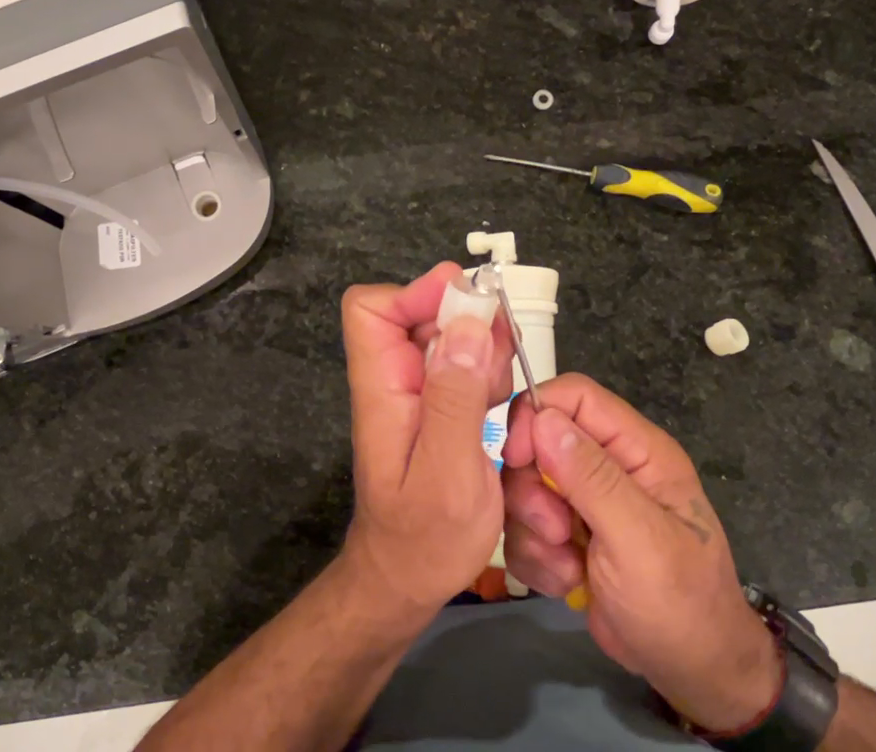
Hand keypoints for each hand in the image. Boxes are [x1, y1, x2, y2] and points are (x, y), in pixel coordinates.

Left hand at [338, 263, 514, 616]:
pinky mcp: (439, 410)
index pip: (372, 309)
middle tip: (501, 360)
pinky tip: (503, 409)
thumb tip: (465, 322)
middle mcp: (395, 382)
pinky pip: (464, 368)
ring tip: (502, 395)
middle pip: (419, 315)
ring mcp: (417, 396)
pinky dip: (489, 374)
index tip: (468, 306)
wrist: (407, 582)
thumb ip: (455, 398)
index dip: (415, 294)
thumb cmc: (424, 538)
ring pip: (448, 338)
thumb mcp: (447, 472)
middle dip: (467, 322)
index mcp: (382, 389)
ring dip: (484, 350)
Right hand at [501, 375, 782, 732]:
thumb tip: (542, 417)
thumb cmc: (680, 603)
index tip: (518, 457)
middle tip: (554, 531)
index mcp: (637, 451)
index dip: (536, 416)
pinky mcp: (565, 538)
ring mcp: (584, 503)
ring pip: (524, 490)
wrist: (690, 672)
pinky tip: (564, 581)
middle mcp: (608, 467)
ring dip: (534, 533)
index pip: (575, 397)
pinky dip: (535, 558)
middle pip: (538, 443)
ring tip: (567, 567)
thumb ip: (592, 478)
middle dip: (533, 492)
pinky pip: (525, 529)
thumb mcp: (640, 540)